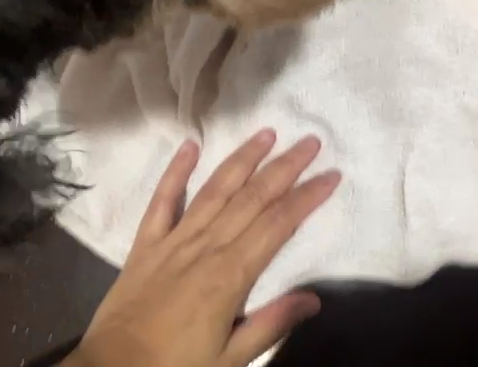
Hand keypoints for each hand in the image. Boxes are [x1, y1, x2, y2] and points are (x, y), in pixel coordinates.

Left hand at [68, 132, 339, 366]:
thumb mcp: (229, 361)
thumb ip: (271, 324)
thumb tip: (315, 297)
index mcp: (230, 273)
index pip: (279, 223)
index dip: (308, 196)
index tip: (332, 174)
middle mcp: (207, 246)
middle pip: (254, 197)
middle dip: (286, 167)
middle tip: (311, 141)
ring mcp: (174, 241)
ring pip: (216, 190)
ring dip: (244, 159)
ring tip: (267, 133)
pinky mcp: (145, 245)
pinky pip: (162, 202)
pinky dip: (175, 172)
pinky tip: (190, 145)